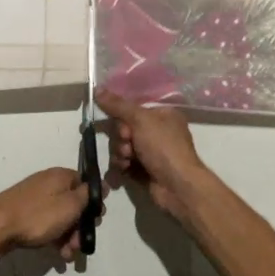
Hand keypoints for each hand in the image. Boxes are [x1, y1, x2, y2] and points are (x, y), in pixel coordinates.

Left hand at [0, 167, 91, 260]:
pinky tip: (57, 254)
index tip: (95, 222)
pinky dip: (54, 237)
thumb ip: (87, 195)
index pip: (86, 185)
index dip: (93, 204)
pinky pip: (47, 224)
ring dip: (68, 237)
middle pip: (74, 204)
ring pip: (61, 217)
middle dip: (80, 227)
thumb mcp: (70, 205)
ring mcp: (36, 198)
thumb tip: (102, 184)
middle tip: (78, 245)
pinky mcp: (26, 213)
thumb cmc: (38, 215)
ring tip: (66, 256)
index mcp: (61, 176)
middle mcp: (49, 183)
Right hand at [95, 90, 211, 218]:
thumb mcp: (140, 120)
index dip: (123, 117)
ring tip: (127, 161)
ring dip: (120, 153)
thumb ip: (117, 105)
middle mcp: (158, 133)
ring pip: (122, 146)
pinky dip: (122, 166)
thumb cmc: (163, 147)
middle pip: (125, 129)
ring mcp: (151, 153)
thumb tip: (97, 89)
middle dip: (121, 138)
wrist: (177, 186)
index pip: (133, 109)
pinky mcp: (144, 170)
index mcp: (163, 116)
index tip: (122, 126)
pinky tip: (124, 170)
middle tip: (127, 145)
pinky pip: (124, 163)